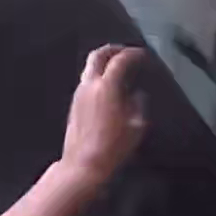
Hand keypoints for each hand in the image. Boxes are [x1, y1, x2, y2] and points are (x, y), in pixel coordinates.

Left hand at [58, 45, 147, 190]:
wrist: (82, 166)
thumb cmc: (111, 148)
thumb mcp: (135, 127)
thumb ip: (137, 105)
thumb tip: (136, 96)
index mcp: (106, 87)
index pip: (120, 60)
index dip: (133, 54)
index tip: (141, 54)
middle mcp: (90, 85)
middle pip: (98, 55)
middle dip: (112, 49)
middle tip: (124, 51)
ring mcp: (79, 93)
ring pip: (90, 67)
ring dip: (103, 62)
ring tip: (117, 69)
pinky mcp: (74, 104)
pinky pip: (87, 81)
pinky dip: (98, 76)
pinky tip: (107, 88)